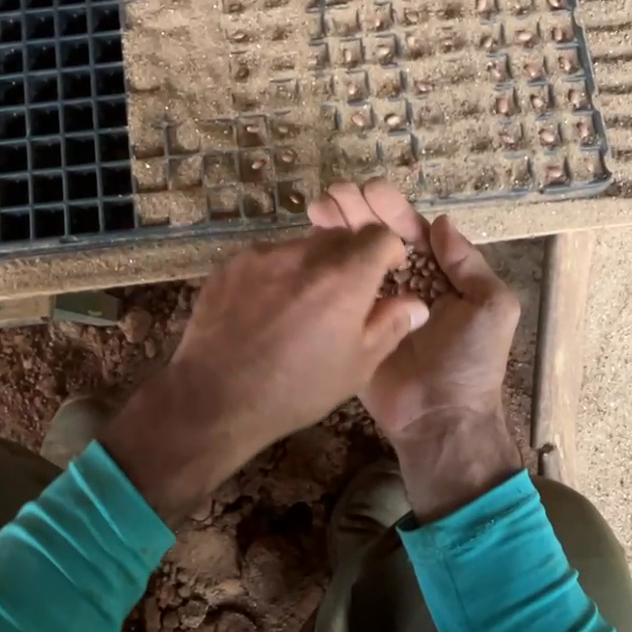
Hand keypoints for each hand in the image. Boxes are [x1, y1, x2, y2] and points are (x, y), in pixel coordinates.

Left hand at [100, 225, 430, 521]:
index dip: (386, 251)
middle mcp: (304, 254)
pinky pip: (265, 259)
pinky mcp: (231, 264)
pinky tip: (264, 311)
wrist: (215, 397)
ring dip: (309, 268)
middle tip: (341, 297)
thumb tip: (415, 303)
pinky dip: (274, 276)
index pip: (378, 235)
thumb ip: (390, 326)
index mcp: (344, 277)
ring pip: (300, 248)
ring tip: (297, 309)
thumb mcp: (355, 367)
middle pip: (338, 238)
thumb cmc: (296, 389)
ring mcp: (262, 255)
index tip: (384, 272)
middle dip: (348, 259)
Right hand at [309, 180, 524, 518]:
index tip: (369, 188)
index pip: (412, 232)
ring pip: (354, 259)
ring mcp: (374, 304)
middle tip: (334, 191)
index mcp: (438, 276)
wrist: (440, 417)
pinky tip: (308, 244)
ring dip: (336, 231)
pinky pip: (337, 292)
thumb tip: (441, 223)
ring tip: (317, 207)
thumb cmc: (471, 360)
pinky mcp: (351, 326)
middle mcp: (404, 284)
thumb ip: (469, 264)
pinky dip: (324, 267)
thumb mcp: (492, 307)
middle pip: (377, 239)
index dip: (391, 209)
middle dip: (357, 212)